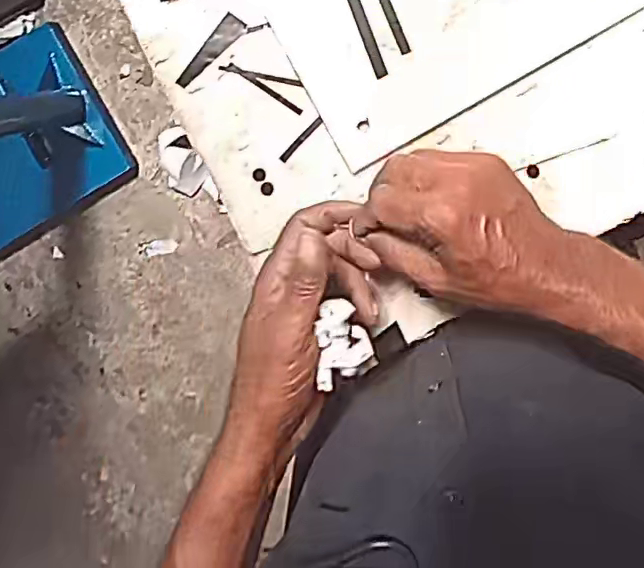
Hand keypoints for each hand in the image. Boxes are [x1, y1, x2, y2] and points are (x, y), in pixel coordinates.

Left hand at [223, 201, 377, 459]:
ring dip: (361, 290)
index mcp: (278, 278)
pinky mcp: (320, 326)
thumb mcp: (291, 327)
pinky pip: (346, 304)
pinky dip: (358, 311)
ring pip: (342, 276)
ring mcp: (306, 306)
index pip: (305, 225)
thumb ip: (305, 280)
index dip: (334, 214)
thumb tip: (314, 236)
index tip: (363, 218)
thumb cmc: (269, 387)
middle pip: (330, 247)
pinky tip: (361, 326)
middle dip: (356, 257)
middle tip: (374, 270)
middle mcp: (291, 286)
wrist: (271, 429)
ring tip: (366, 313)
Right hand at [341, 151, 590, 315]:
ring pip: (414, 156)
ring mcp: (473, 167)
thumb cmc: (505, 278)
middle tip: (385, 215)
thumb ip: (395, 255)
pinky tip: (433, 196)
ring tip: (409, 206)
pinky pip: (441, 156)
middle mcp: (458, 182)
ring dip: (403, 179)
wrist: (545, 265)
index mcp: (444, 214)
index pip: (381, 199)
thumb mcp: (439, 281)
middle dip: (381, 193)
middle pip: (393, 168)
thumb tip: (373, 238)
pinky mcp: (484, 161)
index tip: (371, 227)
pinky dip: (428, 173)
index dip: (368, 217)